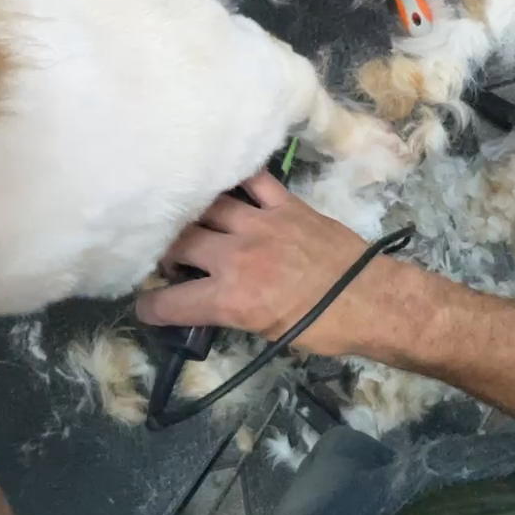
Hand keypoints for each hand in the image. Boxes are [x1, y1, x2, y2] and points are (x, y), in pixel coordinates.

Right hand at [135, 170, 441, 358]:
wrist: (370, 298)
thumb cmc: (322, 327)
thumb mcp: (266, 334)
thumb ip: (229, 312)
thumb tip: (208, 302)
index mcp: (231, 298)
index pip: (170, 302)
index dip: (149, 308)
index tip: (145, 306)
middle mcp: (237, 255)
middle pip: (179, 241)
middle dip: (164, 250)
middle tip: (169, 258)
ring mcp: (261, 223)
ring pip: (208, 206)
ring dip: (193, 214)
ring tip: (190, 220)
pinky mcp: (285, 204)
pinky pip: (252, 181)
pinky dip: (236, 180)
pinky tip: (225, 182)